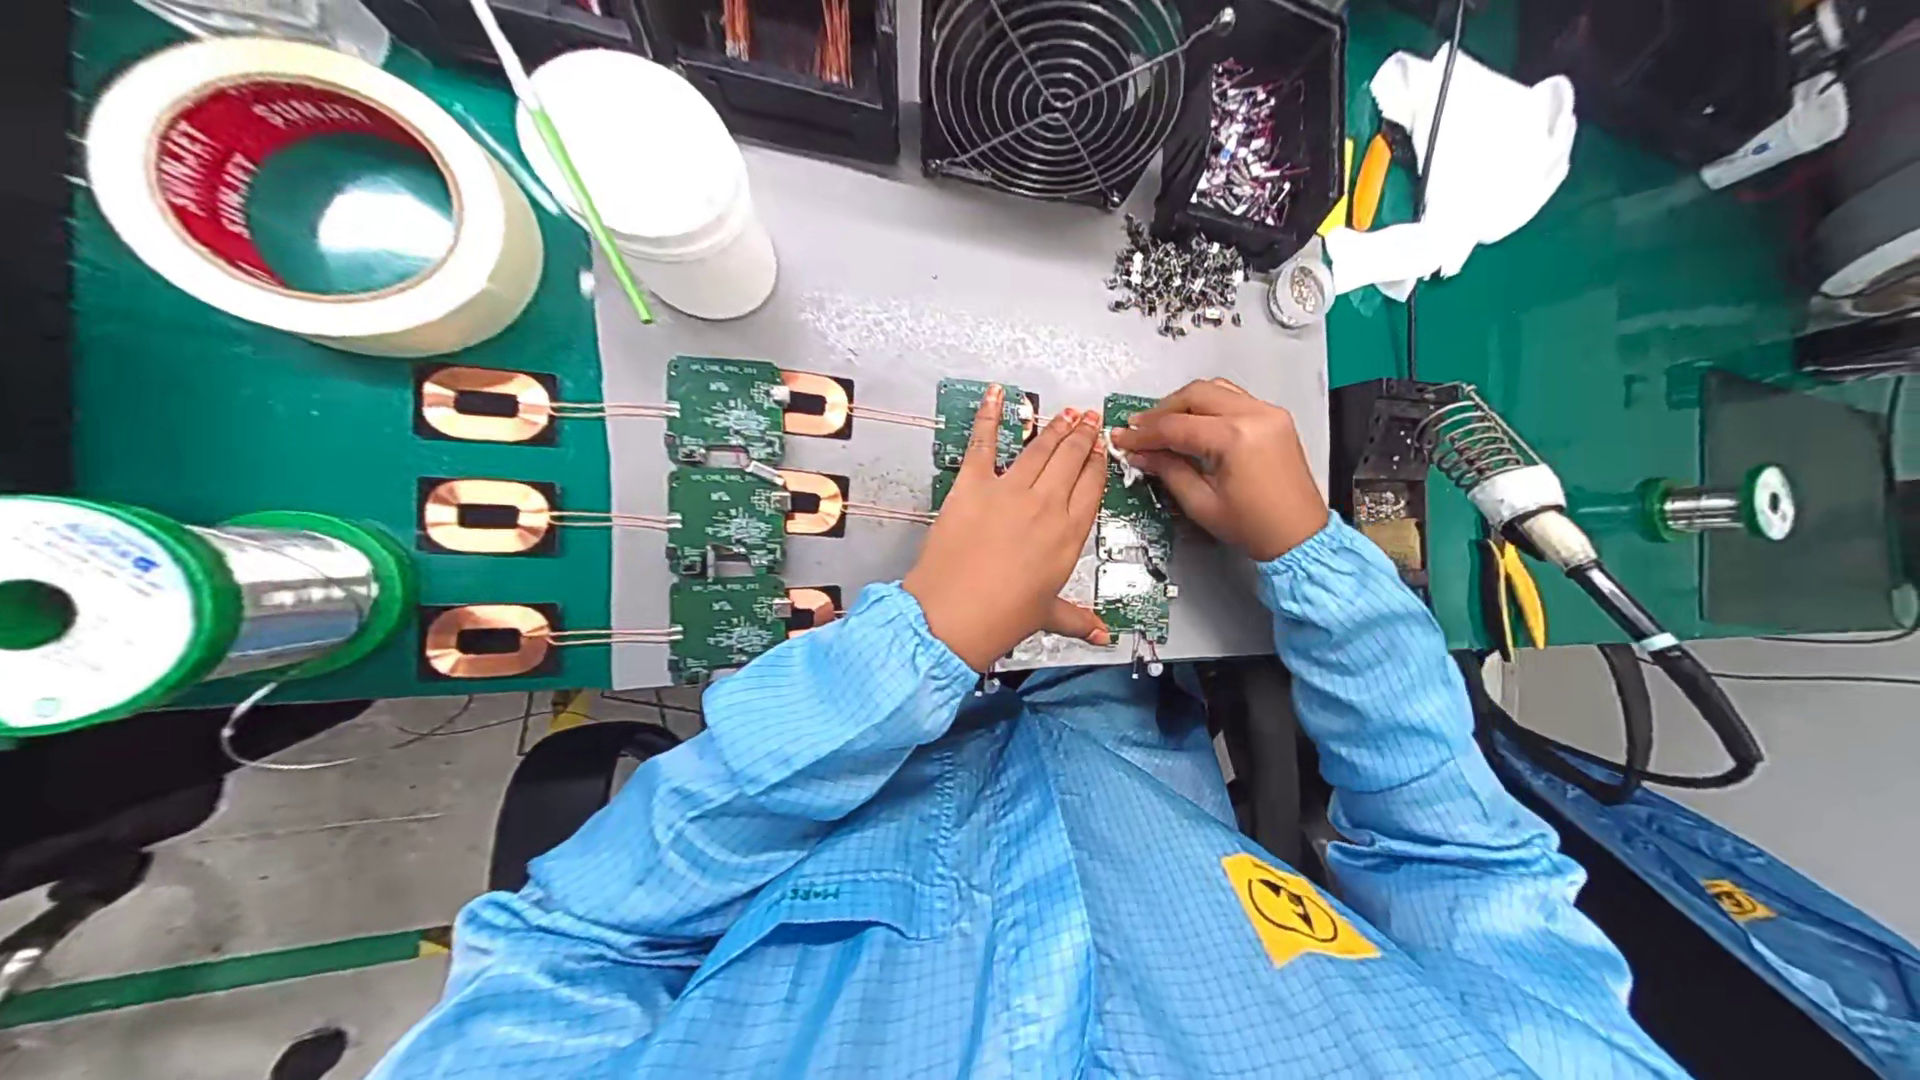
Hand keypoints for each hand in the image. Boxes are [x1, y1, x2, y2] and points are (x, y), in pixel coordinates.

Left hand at [904, 386, 1110, 670]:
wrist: (955, 615)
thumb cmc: (1002, 618)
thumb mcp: (1047, 615)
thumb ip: (1078, 618)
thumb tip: (1102, 634)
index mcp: (1069, 535)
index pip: (1092, 487)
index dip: (1097, 463)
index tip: (1101, 448)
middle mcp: (1046, 506)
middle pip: (1070, 460)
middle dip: (1082, 437)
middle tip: (1089, 419)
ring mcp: (1009, 492)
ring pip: (1040, 449)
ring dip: (1055, 428)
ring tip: (1066, 412)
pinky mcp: (973, 485)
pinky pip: (984, 443)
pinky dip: (989, 417)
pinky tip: (998, 396)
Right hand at [1110, 378, 1327, 560]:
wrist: (1299, 535)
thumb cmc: (1257, 526)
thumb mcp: (1200, 503)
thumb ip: (1168, 470)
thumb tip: (1143, 453)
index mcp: (1236, 438)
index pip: (1175, 426)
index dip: (1143, 434)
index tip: (1124, 438)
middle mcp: (1255, 417)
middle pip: (1193, 395)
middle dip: (1160, 411)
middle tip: (1138, 429)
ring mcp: (1268, 413)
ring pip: (1213, 389)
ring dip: (1183, 403)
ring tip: (1161, 424)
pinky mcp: (1274, 418)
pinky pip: (1233, 397)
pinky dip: (1207, 404)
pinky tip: (1191, 422)